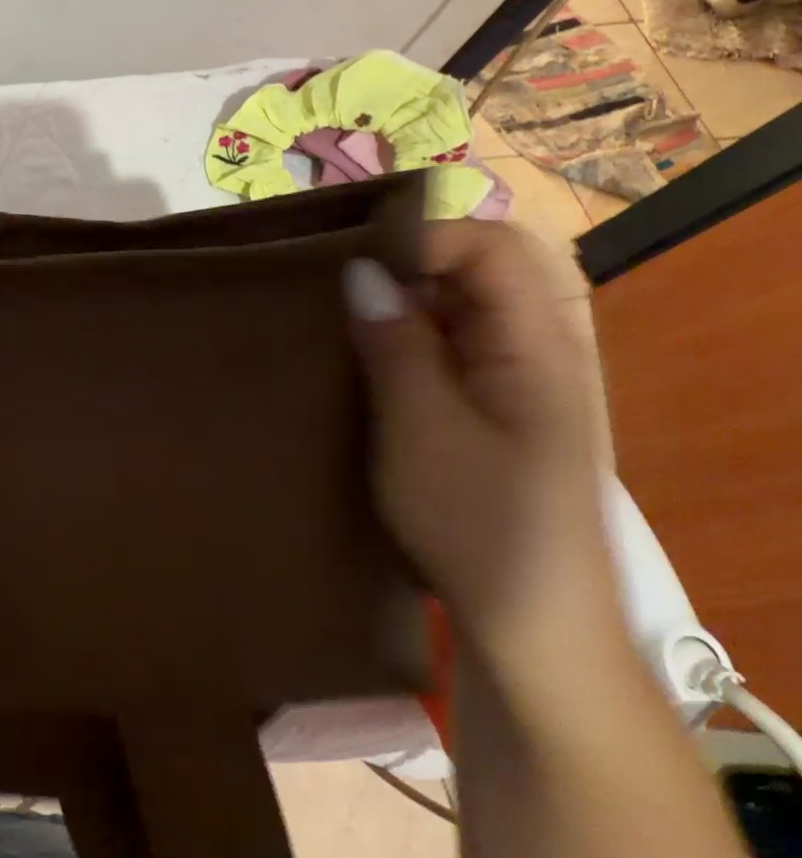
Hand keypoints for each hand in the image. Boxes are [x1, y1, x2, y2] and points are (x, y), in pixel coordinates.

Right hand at [345, 222, 621, 665]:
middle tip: (323, 293)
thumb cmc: (476, 521)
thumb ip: (396, 345)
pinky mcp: (490, 415)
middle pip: (475, 275)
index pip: (492, 247)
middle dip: (400, 271)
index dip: (422, 238)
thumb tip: (360, 271)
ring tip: (327, 327)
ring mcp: (513, 385)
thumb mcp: (422, 429)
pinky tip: (354, 369)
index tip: (344, 261)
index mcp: (535, 346)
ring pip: (455, 315)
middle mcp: (533, 352)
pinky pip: (447, 355)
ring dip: (395, 312)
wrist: (527, 619)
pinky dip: (401, 348)